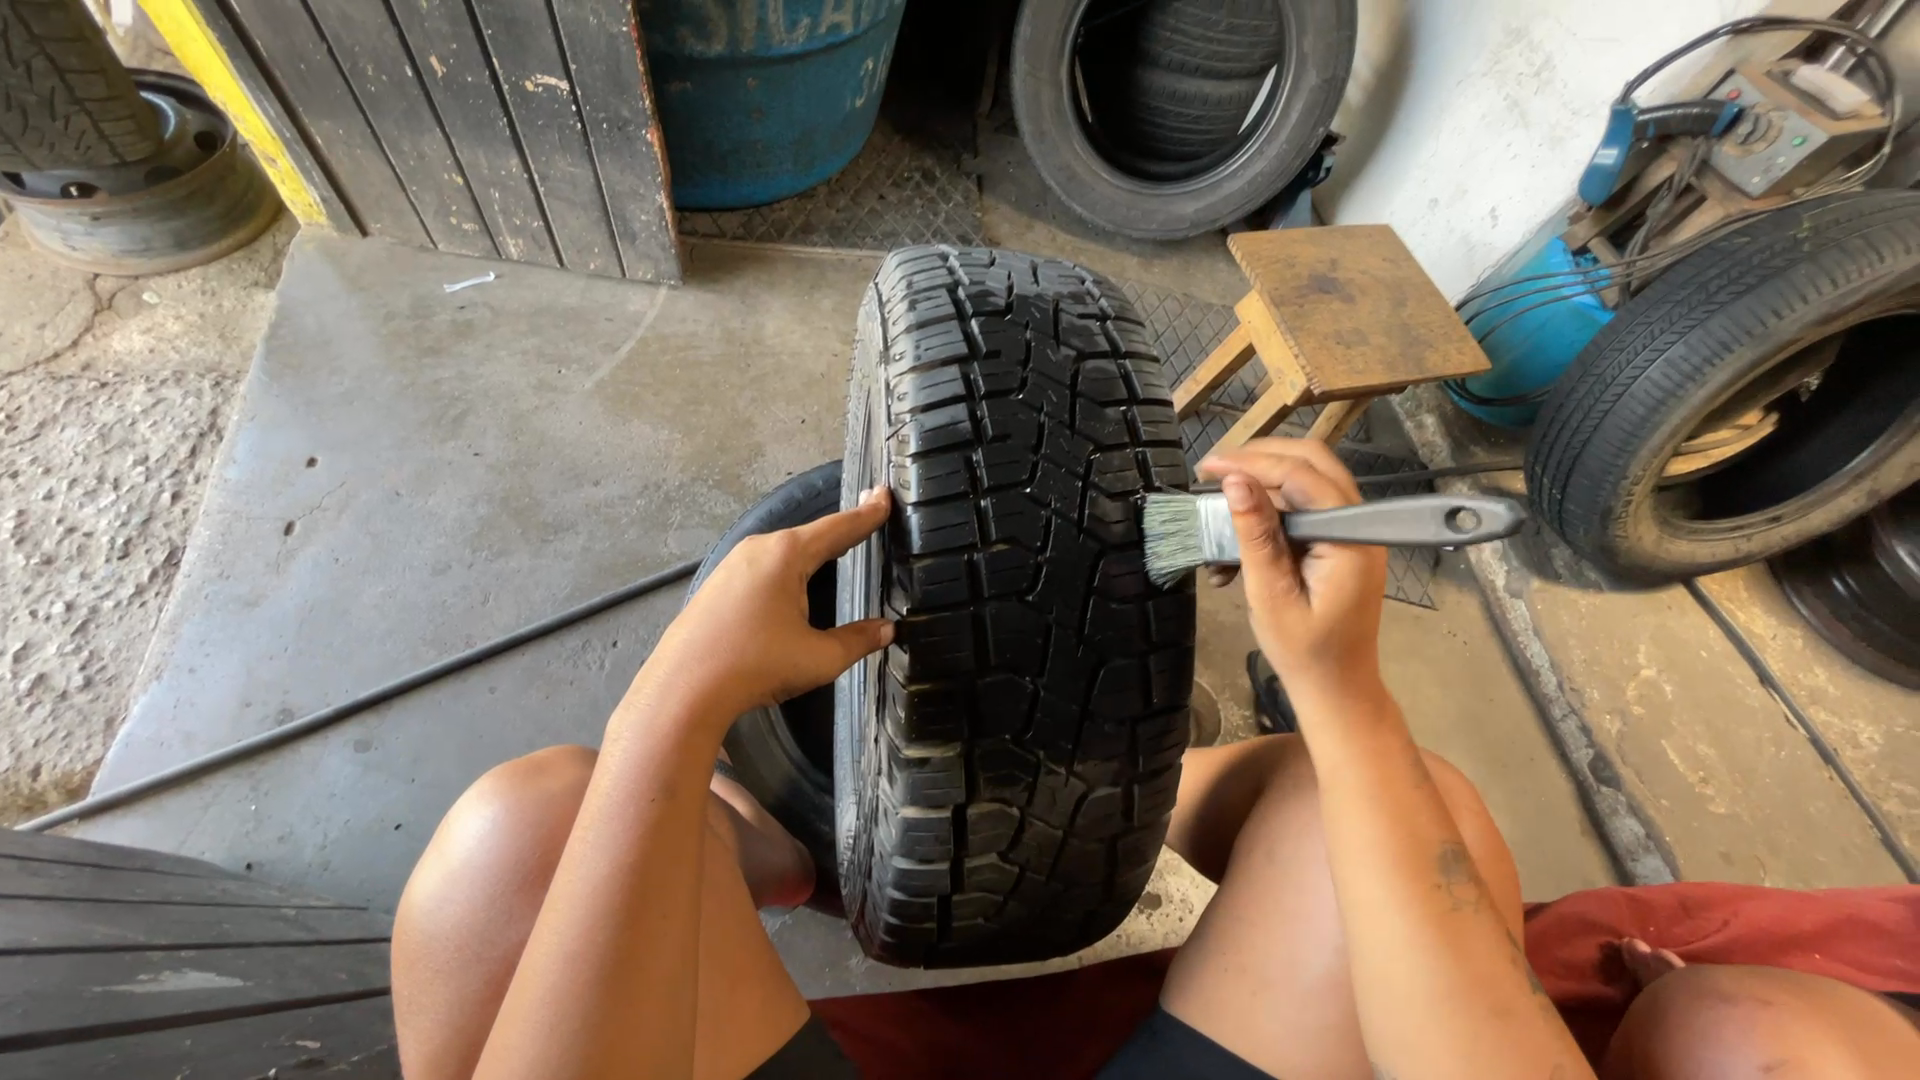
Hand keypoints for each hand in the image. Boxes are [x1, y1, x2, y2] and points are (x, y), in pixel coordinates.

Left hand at [644, 487, 894, 722]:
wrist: (682, 690)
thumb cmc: (756, 666)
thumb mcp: (820, 658)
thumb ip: (858, 640)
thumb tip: (886, 630)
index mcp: (787, 555)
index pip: (838, 528)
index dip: (866, 514)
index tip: (884, 495)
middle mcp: (758, 549)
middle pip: (809, 537)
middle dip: (839, 533)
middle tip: (866, 521)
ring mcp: (731, 566)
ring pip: (782, 553)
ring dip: (810, 554)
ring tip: (835, 555)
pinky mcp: (715, 587)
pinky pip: (761, 570)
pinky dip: (785, 572)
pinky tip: (790, 589)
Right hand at [1196, 439, 1387, 695]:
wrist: (1336, 686)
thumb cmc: (1303, 650)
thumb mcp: (1270, 594)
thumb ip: (1255, 535)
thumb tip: (1233, 482)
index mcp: (1349, 538)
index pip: (1301, 476)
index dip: (1251, 464)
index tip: (1207, 467)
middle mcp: (1358, 524)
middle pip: (1311, 462)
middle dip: (1258, 460)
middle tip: (1212, 471)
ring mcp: (1350, 530)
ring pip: (1304, 481)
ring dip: (1259, 488)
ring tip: (1218, 508)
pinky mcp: (1337, 540)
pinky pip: (1302, 507)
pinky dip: (1268, 514)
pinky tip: (1236, 542)